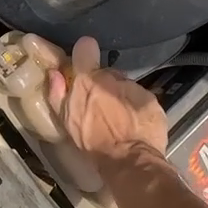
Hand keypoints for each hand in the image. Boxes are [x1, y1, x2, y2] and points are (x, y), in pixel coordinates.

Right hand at [46, 36, 167, 168]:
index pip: (86, 47)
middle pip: (108, 72)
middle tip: (102, 104)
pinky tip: (135, 123)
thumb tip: (55, 73)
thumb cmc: (93, 141)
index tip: (84, 61)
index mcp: (88, 78)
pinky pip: (142, 98)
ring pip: (126, 86)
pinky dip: (138, 107)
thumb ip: (57, 93)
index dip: (85, 52)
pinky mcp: (152, 100)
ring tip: (120, 117)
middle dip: (105, 83)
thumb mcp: (66, 120)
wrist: (129, 160)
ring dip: (122, 95)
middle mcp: (112, 77)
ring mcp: (134, 87)